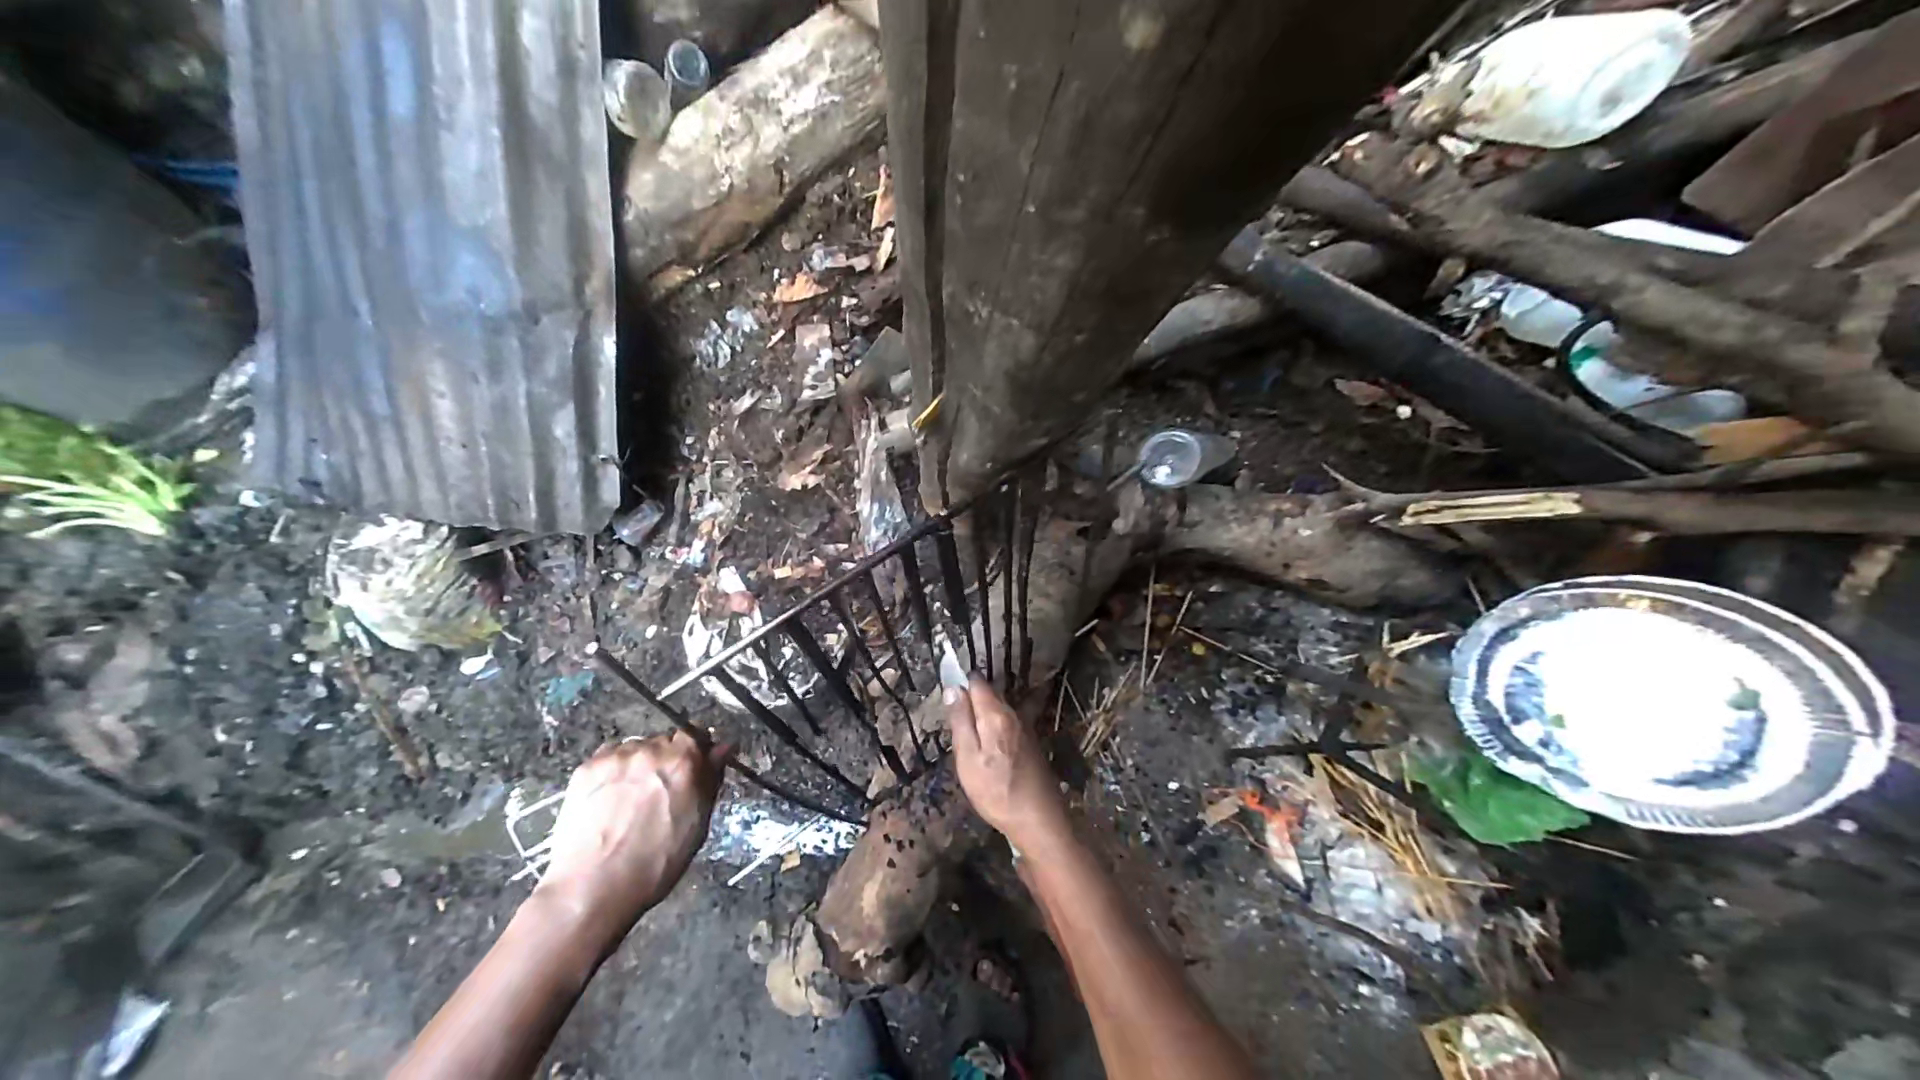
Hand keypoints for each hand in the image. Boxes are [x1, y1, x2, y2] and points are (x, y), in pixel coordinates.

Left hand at [532, 733, 726, 944]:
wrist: (593, 887)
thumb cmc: (654, 864)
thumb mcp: (697, 824)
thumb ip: (710, 780)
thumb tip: (721, 749)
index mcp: (684, 761)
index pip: (696, 734)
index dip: (695, 752)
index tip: (693, 768)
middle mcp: (651, 750)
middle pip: (664, 742)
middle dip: (666, 760)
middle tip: (659, 792)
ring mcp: (616, 757)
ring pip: (636, 749)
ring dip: (639, 765)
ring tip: (630, 800)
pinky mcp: (586, 768)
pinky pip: (608, 757)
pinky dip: (613, 772)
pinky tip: (609, 799)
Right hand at [946, 675, 1067, 848]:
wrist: (1038, 820)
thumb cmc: (996, 791)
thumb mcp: (967, 758)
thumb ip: (960, 721)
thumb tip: (953, 688)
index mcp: (996, 714)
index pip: (977, 682)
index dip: (960, 683)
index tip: (947, 698)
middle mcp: (1013, 714)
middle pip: (989, 695)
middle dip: (971, 701)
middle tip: (953, 722)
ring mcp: (1025, 728)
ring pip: (998, 711)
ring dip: (982, 717)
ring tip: (968, 738)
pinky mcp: (1030, 743)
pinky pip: (1007, 725)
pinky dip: (994, 730)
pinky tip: (988, 750)